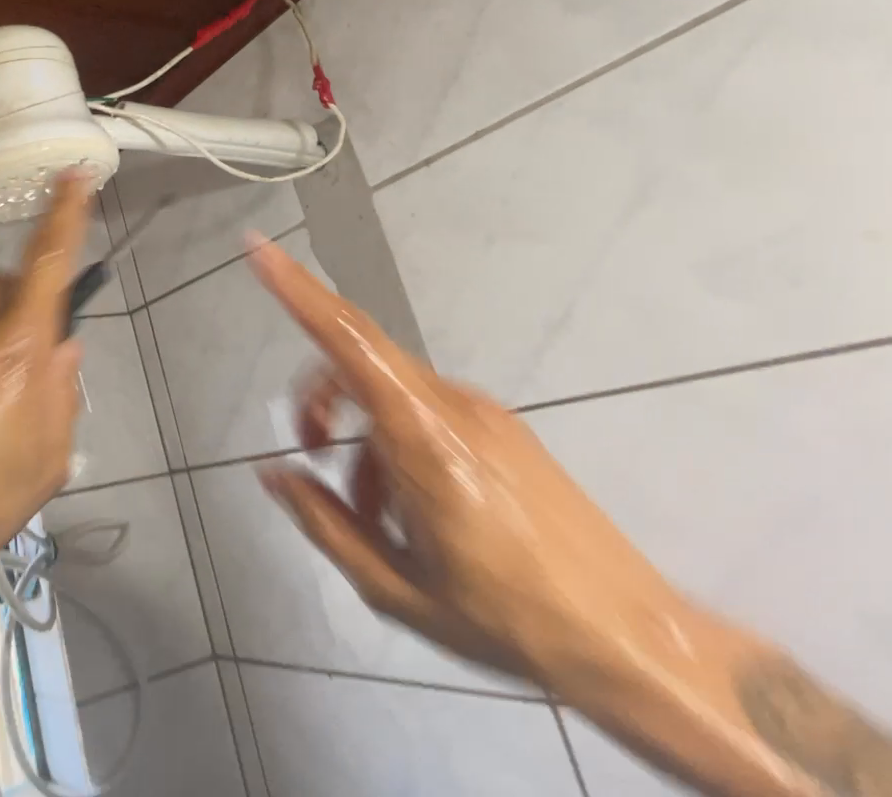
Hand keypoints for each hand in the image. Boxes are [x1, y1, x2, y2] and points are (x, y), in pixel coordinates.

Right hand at [245, 237, 688, 689]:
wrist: (633, 641)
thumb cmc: (506, 619)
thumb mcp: (393, 587)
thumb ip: (322, 522)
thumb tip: (273, 473)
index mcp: (424, 440)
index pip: (349, 341)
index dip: (297, 290)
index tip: (258, 250)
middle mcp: (456, 407)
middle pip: (358, 362)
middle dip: (316, 399)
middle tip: (309, 459)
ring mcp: (486, 414)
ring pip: (389, 395)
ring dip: (359, 439)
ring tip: (375, 517)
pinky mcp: (504, 430)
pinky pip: (424, 412)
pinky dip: (393, 445)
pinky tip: (410, 510)